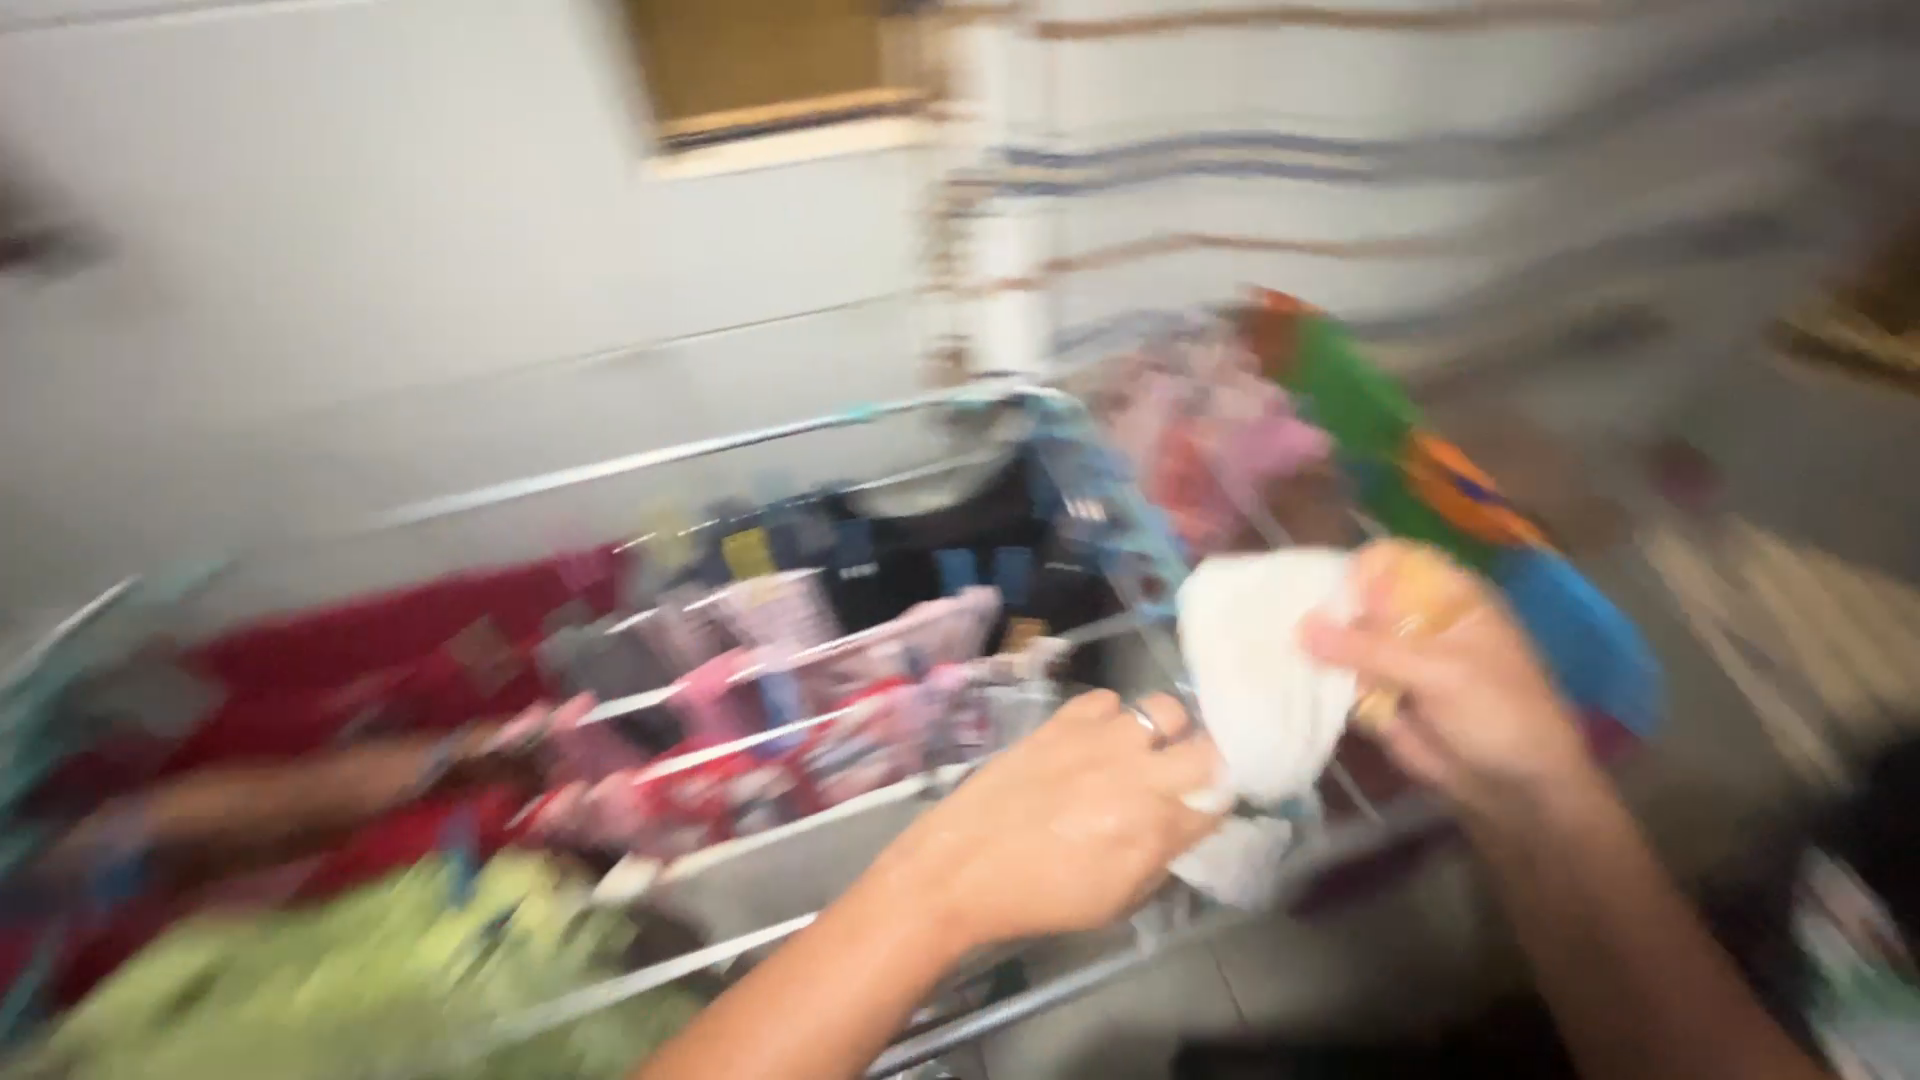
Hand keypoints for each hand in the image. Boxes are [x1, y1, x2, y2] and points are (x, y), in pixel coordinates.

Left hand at [868, 691, 1225, 952]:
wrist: (965, 863)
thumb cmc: (1042, 896)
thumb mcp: (1117, 901)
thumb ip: (1161, 858)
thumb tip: (1182, 826)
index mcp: (1152, 826)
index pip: (1220, 798)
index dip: (1222, 799)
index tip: (1214, 801)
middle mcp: (1135, 774)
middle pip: (1206, 745)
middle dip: (1207, 757)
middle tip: (1189, 771)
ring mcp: (1098, 739)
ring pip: (1161, 708)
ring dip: (1162, 730)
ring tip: (1144, 748)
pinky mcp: (1062, 721)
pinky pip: (1106, 700)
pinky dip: (1111, 717)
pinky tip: (1097, 738)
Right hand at [1300, 541, 1599, 821]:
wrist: (1516, 789)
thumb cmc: (1500, 713)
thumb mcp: (1441, 673)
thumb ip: (1370, 649)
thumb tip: (1300, 629)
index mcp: (1444, 596)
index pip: (1390, 560)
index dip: (1357, 570)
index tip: (1326, 593)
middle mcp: (1412, 619)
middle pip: (1355, 597)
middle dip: (1323, 607)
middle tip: (1283, 619)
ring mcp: (1390, 656)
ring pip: (1339, 637)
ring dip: (1312, 644)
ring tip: (1278, 648)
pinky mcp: (1372, 691)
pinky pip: (1335, 676)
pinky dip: (1314, 677)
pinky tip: (1288, 675)